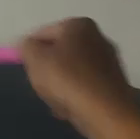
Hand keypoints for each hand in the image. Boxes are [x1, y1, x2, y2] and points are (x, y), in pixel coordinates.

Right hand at [20, 18, 139, 138]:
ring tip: (55, 100)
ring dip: (60, 84)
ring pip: (71, 71)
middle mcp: (98, 37)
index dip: (29, 51)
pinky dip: (75, 94)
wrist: (105, 113)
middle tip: (40, 84)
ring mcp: (109, 60)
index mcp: (78, 25)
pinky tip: (70, 107)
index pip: (42, 33)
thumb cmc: (66, 80)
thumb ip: (26, 46)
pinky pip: (85, 85)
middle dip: (47, 68)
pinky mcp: (114, 82)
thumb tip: (27, 44)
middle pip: (58, 52)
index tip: (25, 68)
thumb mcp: (35, 59)